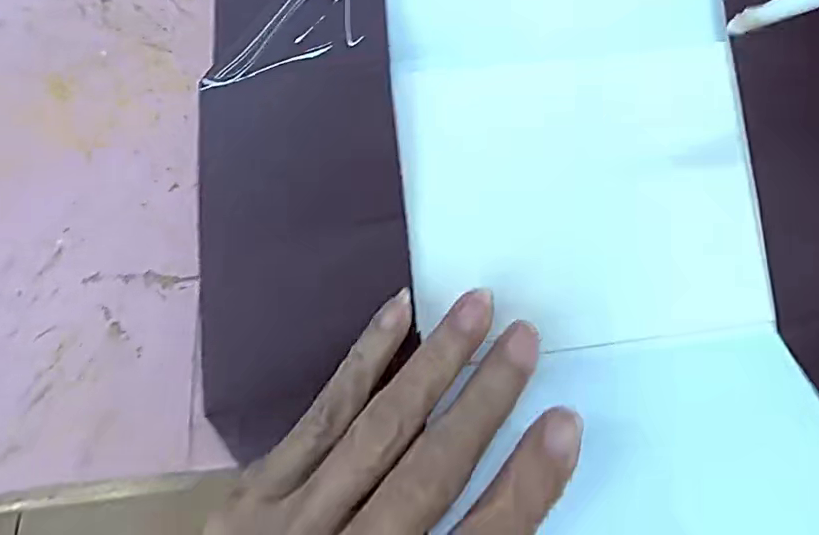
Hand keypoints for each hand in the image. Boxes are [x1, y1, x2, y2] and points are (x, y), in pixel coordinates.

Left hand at [206, 288, 580, 534]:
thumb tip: (505, 494)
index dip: (527, 484)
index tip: (564, 421)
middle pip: (430, 470)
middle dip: (484, 400)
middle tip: (525, 336)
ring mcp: (290, 521)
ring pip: (380, 426)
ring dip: (435, 361)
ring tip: (477, 306)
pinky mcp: (254, 493)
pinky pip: (322, 414)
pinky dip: (367, 358)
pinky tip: (400, 310)